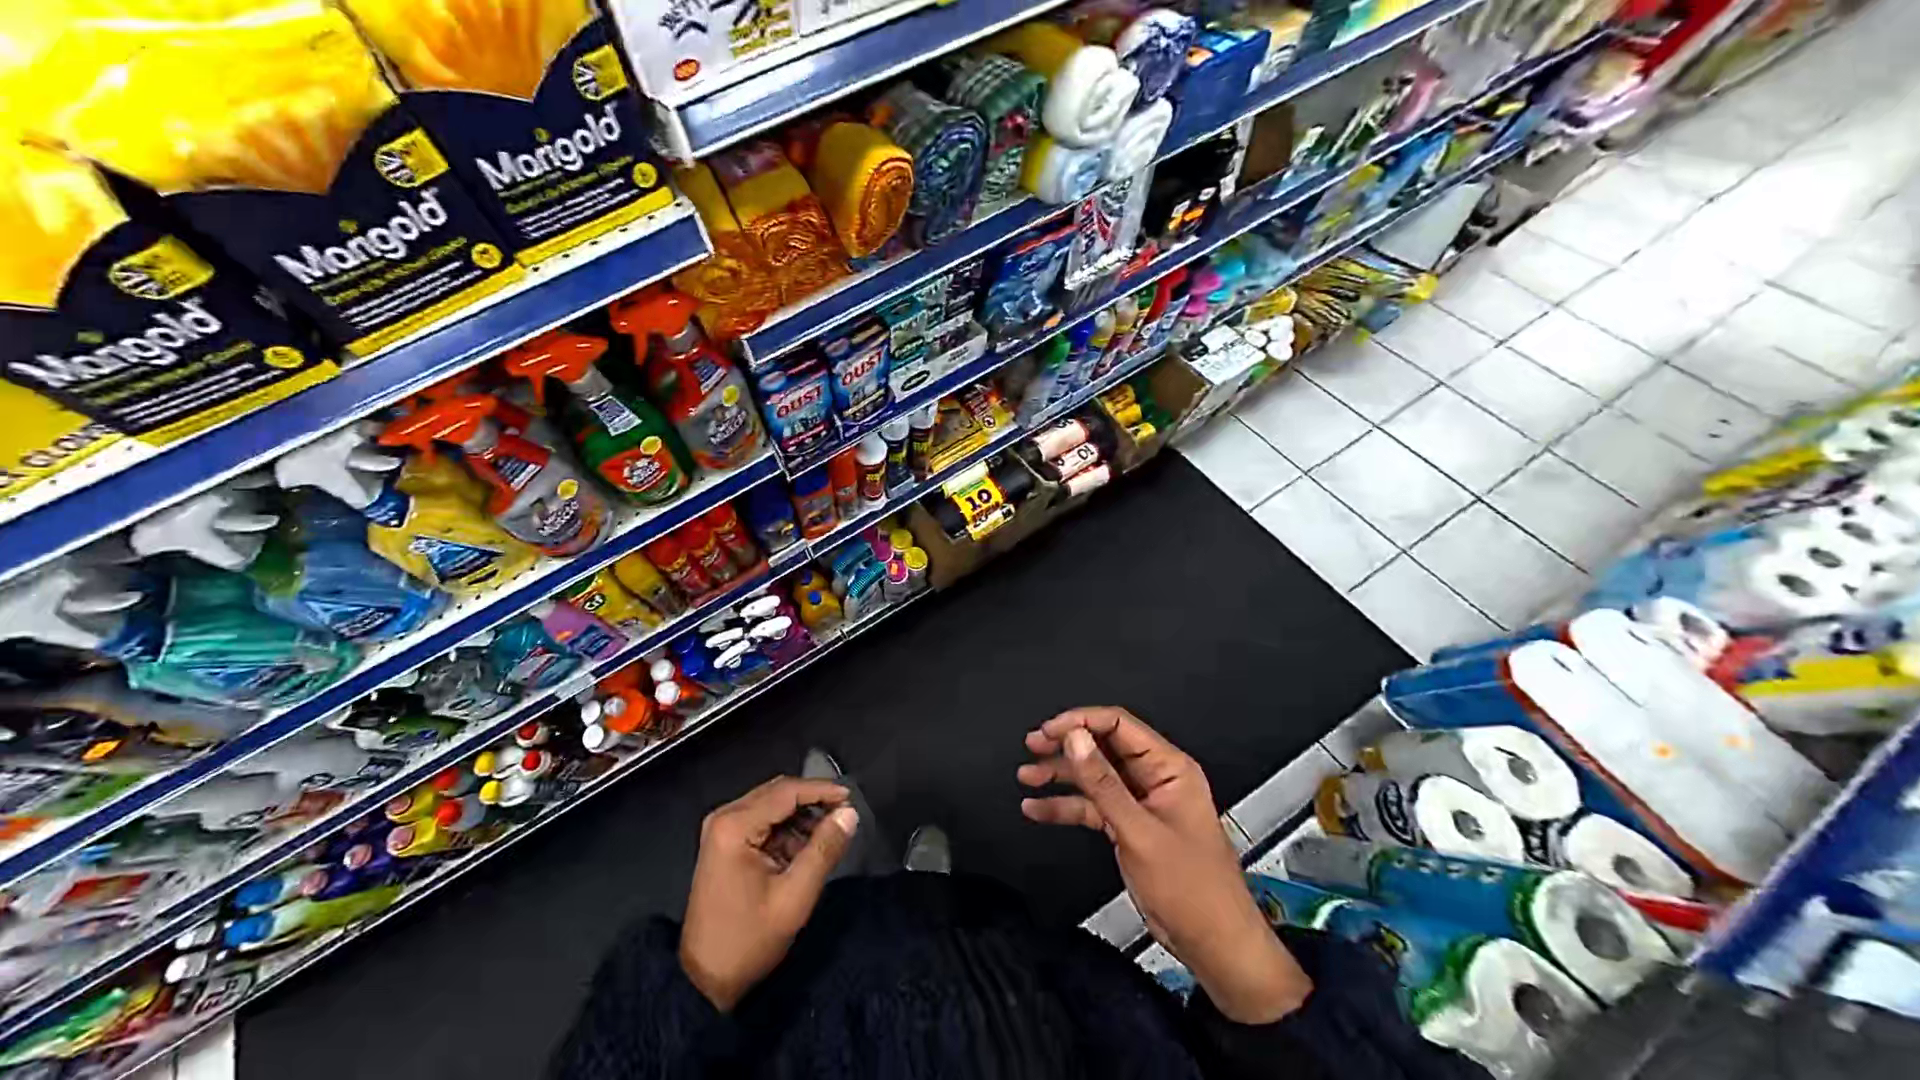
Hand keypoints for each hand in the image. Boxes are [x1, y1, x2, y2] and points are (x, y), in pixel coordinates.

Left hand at [679, 776, 857, 1010]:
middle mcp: (724, 818)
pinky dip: (787, 829)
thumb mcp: (795, 897)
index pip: (786, 791)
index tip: (851, 798)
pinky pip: (762, 821)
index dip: (822, 790)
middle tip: (844, 814)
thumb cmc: (749, 939)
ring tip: (829, 834)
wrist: (704, 979)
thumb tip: (849, 813)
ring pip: (771, 805)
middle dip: (813, 800)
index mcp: (735, 826)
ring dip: (801, 815)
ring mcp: (721, 830)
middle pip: (777, 792)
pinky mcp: (724, 843)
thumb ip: (824, 850)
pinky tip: (805, 847)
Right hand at [1018, 707, 1310, 1023]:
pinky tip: (1039, 809)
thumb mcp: (1140, 831)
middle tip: (1033, 746)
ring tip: (1027, 774)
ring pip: (1093, 776)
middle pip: (1103, 747)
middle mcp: (1155, 778)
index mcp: (1169, 768)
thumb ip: (1103, 783)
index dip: (1080, 722)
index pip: (1119, 725)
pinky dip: (1065, 806)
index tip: (1049, 731)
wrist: (1214, 944)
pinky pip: (1092, 805)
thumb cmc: (1194, 890)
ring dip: (1060, 775)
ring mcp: (1141, 802)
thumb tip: (1076, 738)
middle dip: (1065, 746)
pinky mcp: (1130, 826)